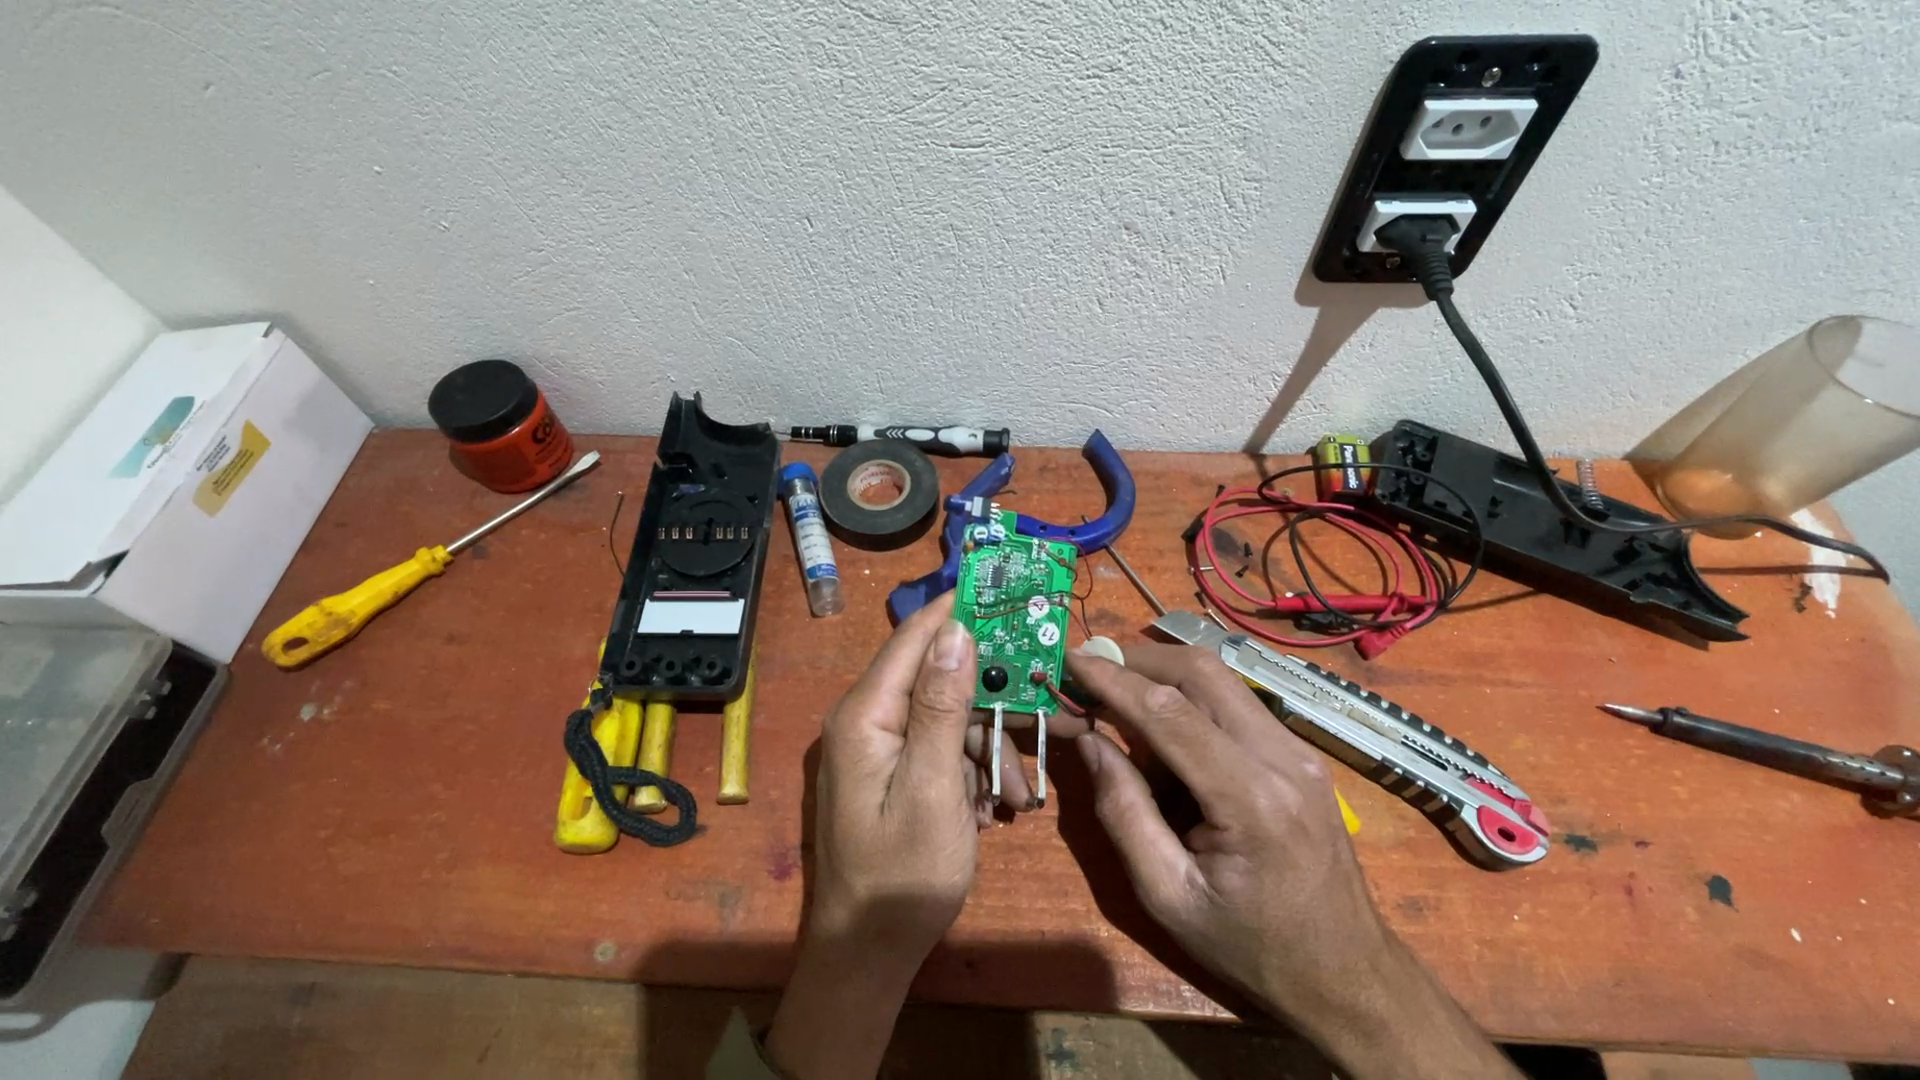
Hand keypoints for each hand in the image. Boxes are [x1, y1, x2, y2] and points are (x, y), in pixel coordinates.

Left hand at [767, 595, 980, 1079]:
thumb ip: (941, 706)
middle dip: (991, 701)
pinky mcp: (891, 775)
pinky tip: (993, 808)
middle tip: (1045, 710)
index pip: (914, 637)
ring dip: (988, 749)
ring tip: (1017, 794)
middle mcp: (866, 721)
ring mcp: (877, 750)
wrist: (866, 955)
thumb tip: (955, 630)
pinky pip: (939, 753)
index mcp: (866, 715)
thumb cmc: (902, 875)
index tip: (1008, 589)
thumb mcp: (933, 787)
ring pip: (946, 721)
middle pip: (937, 680)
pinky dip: (971, 772)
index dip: (959, 610)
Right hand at [1067, 644, 1518, 1079]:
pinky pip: (1235, 703)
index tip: (1070, 660)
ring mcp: (1300, 750)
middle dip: (1137, 661)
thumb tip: (1089, 740)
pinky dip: (1190, 701)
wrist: (1343, 969)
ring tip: (1118, 707)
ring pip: (1220, 679)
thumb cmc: (1248, 944)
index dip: (1113, 681)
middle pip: (1201, 671)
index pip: (1170, 713)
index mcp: (1252, 800)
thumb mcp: (1166, 894)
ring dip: (1162, 678)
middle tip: (1089, 674)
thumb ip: (1122, 811)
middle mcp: (1284, 757)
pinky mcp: (1302, 752)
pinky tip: (1164, 739)